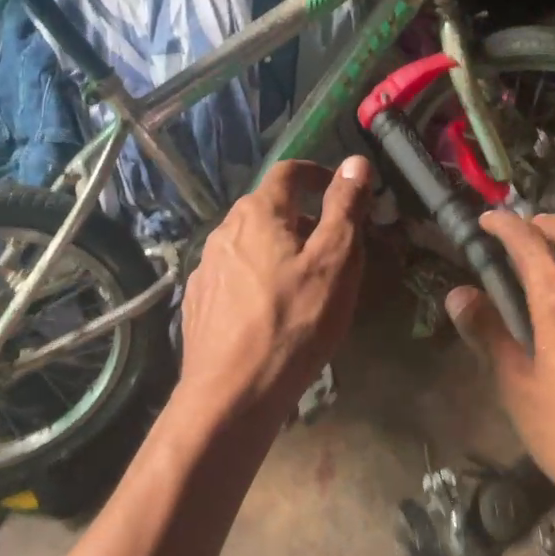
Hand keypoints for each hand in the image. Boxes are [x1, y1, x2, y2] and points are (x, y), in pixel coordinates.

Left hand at [178, 157, 373, 416]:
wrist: (232, 393)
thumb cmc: (294, 321)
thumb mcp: (335, 260)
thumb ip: (345, 207)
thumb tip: (356, 162)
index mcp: (258, 212)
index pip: (289, 172)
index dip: (317, 174)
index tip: (340, 192)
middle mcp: (225, 230)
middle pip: (268, 209)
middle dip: (302, 219)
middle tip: (332, 248)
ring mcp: (206, 267)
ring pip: (249, 244)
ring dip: (278, 251)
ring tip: (304, 284)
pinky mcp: (198, 302)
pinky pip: (234, 276)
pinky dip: (256, 280)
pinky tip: (270, 312)